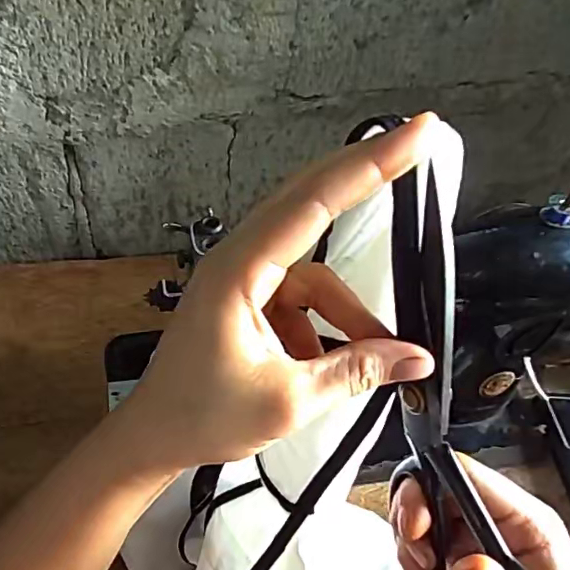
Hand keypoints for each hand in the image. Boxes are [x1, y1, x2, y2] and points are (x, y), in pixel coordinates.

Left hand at [115, 114, 450, 471]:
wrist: (155, 435)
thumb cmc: (198, 415)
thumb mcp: (289, 399)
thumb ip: (356, 372)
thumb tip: (411, 358)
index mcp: (238, 273)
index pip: (313, 202)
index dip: (369, 165)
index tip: (413, 134)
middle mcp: (236, 264)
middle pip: (308, 207)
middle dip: (363, 185)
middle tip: (414, 154)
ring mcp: (239, 281)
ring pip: (313, 274)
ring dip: (345, 311)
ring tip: (371, 356)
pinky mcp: (243, 301)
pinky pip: (298, 297)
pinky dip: (322, 325)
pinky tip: (326, 362)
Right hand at [392, 457, 569, 569]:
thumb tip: (473, 568)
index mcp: (531, 526)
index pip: (469, 476)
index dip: (432, 489)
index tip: (416, 528)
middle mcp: (500, 521)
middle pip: (434, 483)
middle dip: (413, 518)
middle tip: (419, 558)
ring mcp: (475, 534)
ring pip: (418, 508)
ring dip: (409, 546)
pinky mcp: (455, 551)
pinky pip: (414, 535)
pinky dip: (409, 562)